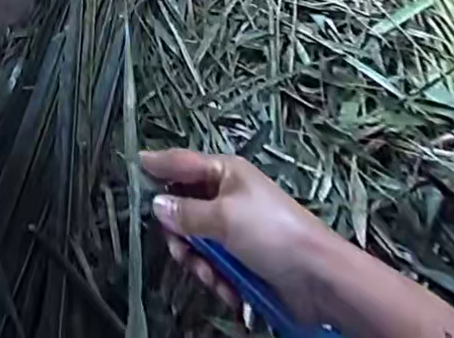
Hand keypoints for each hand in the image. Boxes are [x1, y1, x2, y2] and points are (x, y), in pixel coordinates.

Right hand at [140, 148, 341, 318]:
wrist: (319, 278)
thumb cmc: (270, 232)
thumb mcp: (224, 218)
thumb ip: (186, 213)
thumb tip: (156, 204)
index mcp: (224, 172)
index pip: (182, 162)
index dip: (159, 163)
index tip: (134, 162)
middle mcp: (227, 194)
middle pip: (185, 207)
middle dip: (181, 234)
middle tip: (183, 251)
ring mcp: (235, 227)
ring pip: (197, 240)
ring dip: (201, 262)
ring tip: (213, 277)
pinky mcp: (243, 257)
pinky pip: (215, 263)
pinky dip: (218, 278)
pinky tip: (230, 291)